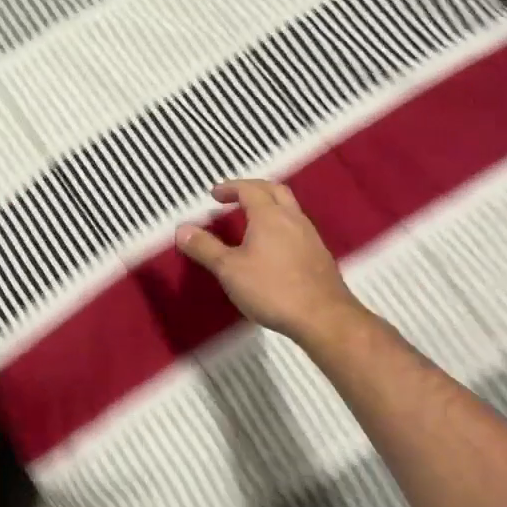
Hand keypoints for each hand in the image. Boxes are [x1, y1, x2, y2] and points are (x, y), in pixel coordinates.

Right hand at [175, 179, 361, 340]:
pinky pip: (297, 228)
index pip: (250, 189)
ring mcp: (310, 237)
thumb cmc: (272, 289)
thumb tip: (181, 229)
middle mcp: (293, 219)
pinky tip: (272, 246)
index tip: (214, 194)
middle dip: (253, 189)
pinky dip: (280, 225)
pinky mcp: (319, 256)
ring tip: (251, 220)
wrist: (325, 318)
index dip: (230, 188)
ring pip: (290, 209)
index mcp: (269, 216)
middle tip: (235, 198)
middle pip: (275, 191)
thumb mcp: (229, 270)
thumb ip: (205, 248)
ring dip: (269, 206)